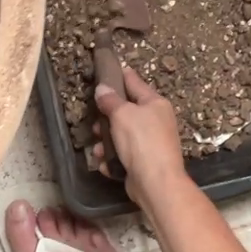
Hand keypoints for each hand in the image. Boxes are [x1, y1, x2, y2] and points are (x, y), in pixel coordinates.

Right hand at [93, 64, 188, 208]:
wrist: (156, 183)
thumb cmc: (141, 142)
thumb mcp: (122, 115)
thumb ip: (110, 100)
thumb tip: (103, 88)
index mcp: (155, 103)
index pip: (134, 82)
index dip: (119, 74)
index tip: (107, 68)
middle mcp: (155, 121)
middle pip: (125, 112)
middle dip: (106, 118)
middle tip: (94, 124)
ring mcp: (150, 143)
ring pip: (120, 136)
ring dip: (105, 143)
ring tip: (98, 151)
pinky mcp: (144, 162)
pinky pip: (123, 156)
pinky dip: (112, 160)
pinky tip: (106, 165)